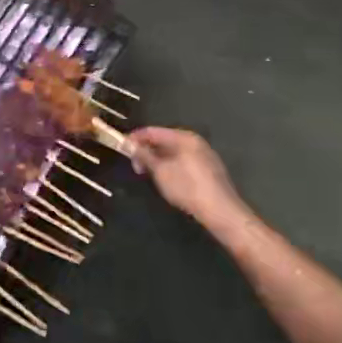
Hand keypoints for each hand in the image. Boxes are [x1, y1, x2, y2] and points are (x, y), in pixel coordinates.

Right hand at [129, 127, 248, 226]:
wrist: (221, 211)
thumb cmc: (188, 188)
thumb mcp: (161, 172)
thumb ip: (144, 155)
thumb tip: (129, 144)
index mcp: (184, 137)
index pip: (153, 131)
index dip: (135, 138)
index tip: (120, 148)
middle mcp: (195, 141)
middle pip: (164, 140)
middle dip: (146, 151)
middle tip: (135, 166)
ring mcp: (203, 154)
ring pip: (173, 151)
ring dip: (157, 160)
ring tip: (148, 174)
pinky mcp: (208, 168)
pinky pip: (183, 160)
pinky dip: (170, 165)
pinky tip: (166, 179)